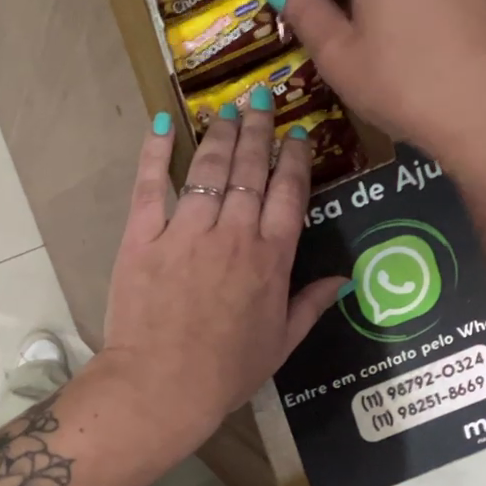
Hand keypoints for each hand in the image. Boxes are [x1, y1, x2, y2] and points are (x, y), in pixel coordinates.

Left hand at [93, 104, 347, 441]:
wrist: (161, 386)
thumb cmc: (224, 373)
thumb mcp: (280, 345)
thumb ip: (310, 306)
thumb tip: (342, 280)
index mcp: (271, 258)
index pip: (289, 193)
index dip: (294, 159)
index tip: (297, 134)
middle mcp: (232, 233)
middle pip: (250, 170)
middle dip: (258, 130)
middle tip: (261, 100)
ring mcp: (185, 232)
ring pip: (207, 169)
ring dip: (220, 134)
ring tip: (226, 109)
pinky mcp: (142, 238)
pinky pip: (150, 185)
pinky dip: (155, 151)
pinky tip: (162, 123)